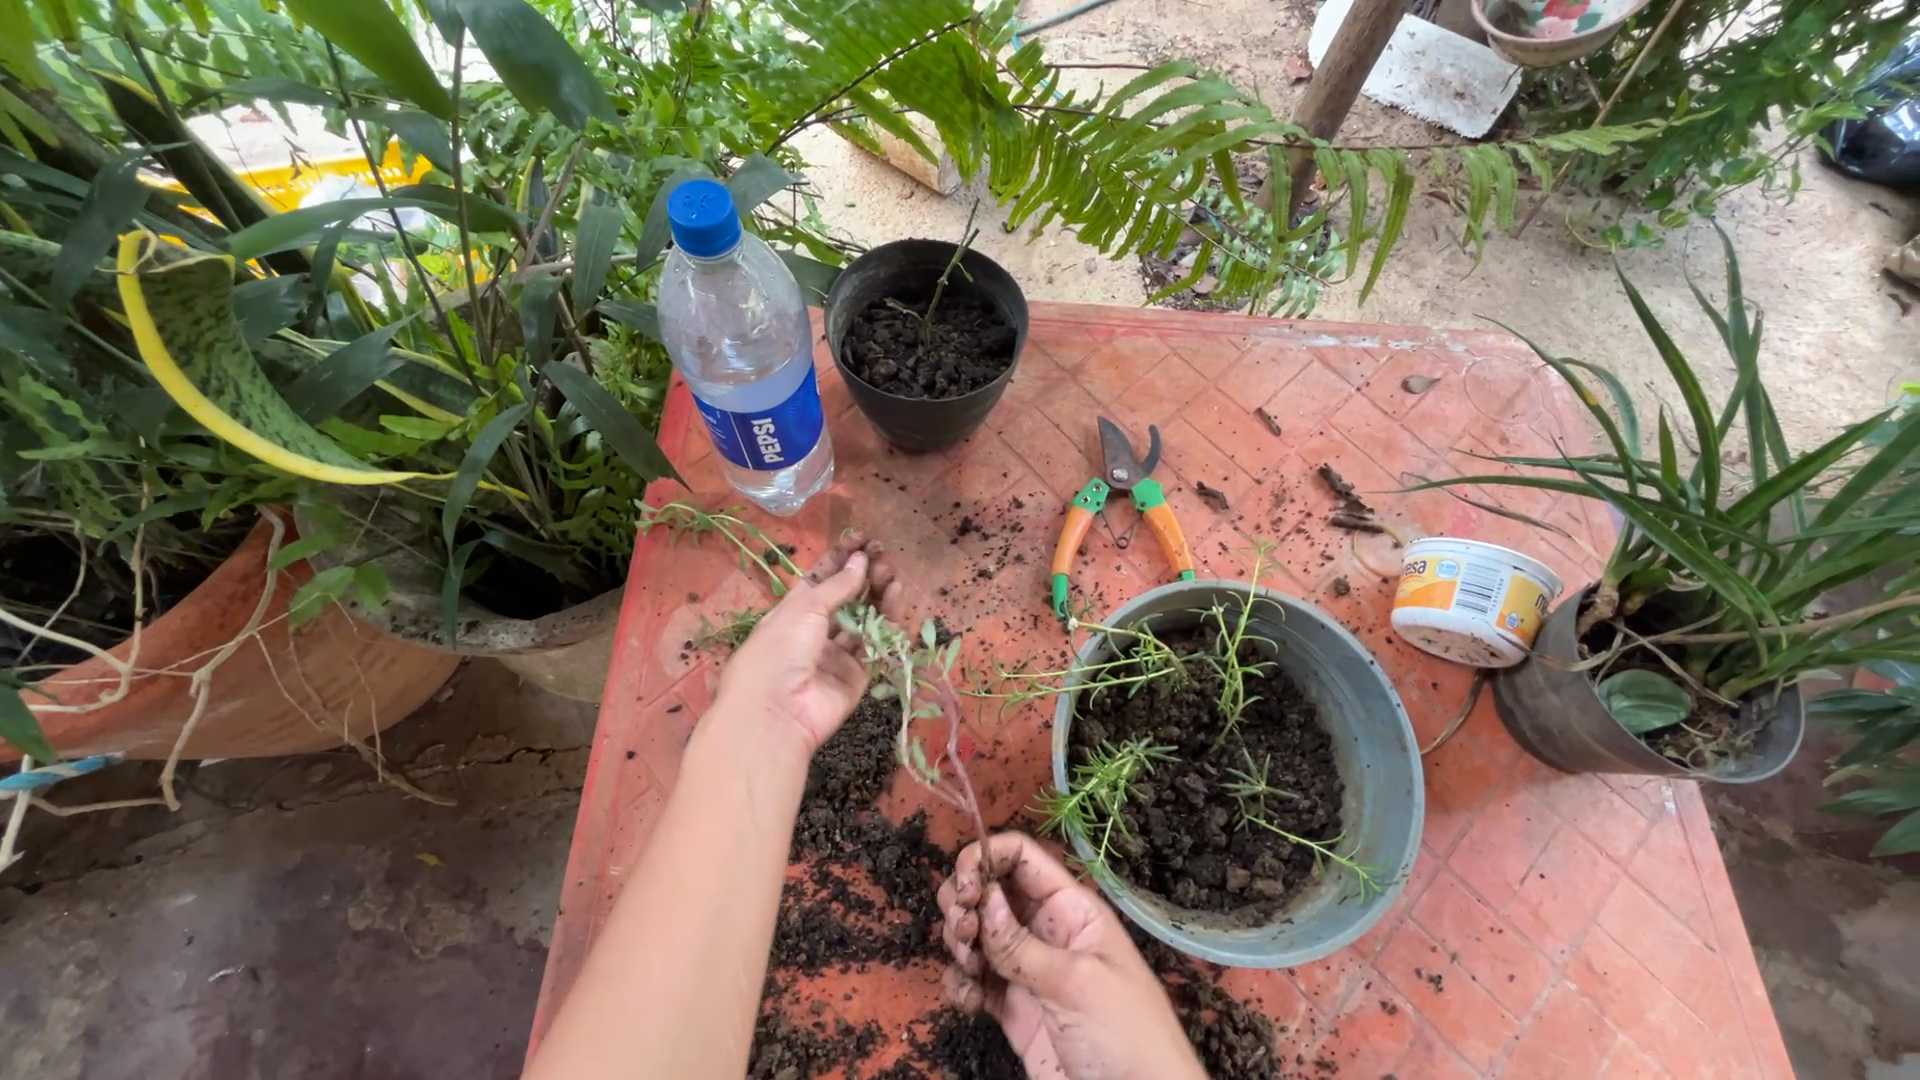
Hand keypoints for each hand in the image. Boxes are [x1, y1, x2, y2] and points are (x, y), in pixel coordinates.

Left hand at [713, 531, 903, 752]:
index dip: (840, 559)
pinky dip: (886, 621)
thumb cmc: (777, 652)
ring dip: (877, 594)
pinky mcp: (857, 676)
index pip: (820, 579)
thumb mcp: (803, 609)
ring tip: (891, 573)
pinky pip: (875, 644)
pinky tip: (895, 596)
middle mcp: (815, 632)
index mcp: (792, 612)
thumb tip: (860, 560)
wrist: (775, 714)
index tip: (862, 538)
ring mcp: (836, 655)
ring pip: (863, 619)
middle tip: (882, 554)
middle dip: (863, 575)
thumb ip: (838, 586)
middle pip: (846, 598)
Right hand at [939, 833, 1205, 1079]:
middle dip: (965, 901)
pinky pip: (974, 979)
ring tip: (968, 968)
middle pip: (990, 890)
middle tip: (963, 930)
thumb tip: (981, 897)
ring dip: (959, 942)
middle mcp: (1045, 929)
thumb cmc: (1126, 1036)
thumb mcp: (1077, 983)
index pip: (1021, 857)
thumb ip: (1021, 943)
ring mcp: (1026, 969)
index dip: (986, 858)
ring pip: (977, 932)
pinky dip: (959, 984)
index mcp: (1070, 907)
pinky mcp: (1012, 1008)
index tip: (965, 888)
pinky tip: (968, 1001)